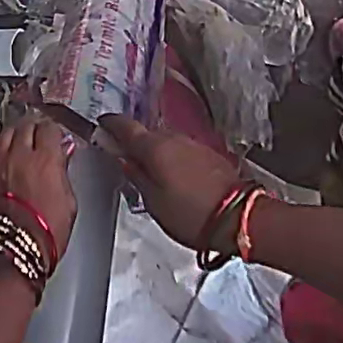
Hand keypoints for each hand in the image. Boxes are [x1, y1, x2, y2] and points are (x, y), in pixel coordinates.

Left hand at [0, 112, 76, 264]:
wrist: (16, 248)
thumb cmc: (46, 232)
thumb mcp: (68, 202)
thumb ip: (64, 172)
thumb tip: (62, 157)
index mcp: (47, 159)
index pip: (49, 128)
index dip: (54, 131)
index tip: (55, 136)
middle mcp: (21, 155)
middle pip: (27, 125)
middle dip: (35, 129)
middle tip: (39, 137)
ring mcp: (0, 161)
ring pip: (6, 132)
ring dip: (15, 134)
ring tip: (19, 142)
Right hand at [99, 113, 241, 252]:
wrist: (241, 219)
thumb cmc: (191, 213)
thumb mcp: (152, 201)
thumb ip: (135, 175)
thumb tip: (123, 159)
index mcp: (153, 146)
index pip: (124, 125)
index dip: (110, 124)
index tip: (101, 126)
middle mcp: (172, 137)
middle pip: (145, 132)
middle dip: (133, 141)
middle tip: (122, 156)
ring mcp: (192, 144)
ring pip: (164, 140)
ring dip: (153, 150)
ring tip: (147, 169)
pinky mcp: (208, 154)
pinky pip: (180, 149)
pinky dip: (170, 156)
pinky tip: (170, 174)